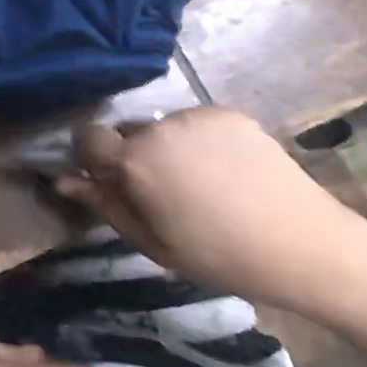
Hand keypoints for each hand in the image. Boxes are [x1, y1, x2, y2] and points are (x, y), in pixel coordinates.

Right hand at [55, 107, 366, 317]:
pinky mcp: (227, 111)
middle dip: (135, 156)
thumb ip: (106, 206)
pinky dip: (199, 140)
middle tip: (165, 193)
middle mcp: (159, 126)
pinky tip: (226, 170)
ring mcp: (196, 114)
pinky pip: (196, 122)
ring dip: (168, 147)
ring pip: (163, 127)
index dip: (95, 159)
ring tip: (202, 183)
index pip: (90, 138)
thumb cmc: (219, 255)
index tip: (112, 182)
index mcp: (136, 161)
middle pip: (129, 133)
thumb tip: (64, 180)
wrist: (302, 242)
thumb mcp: (154, 243)